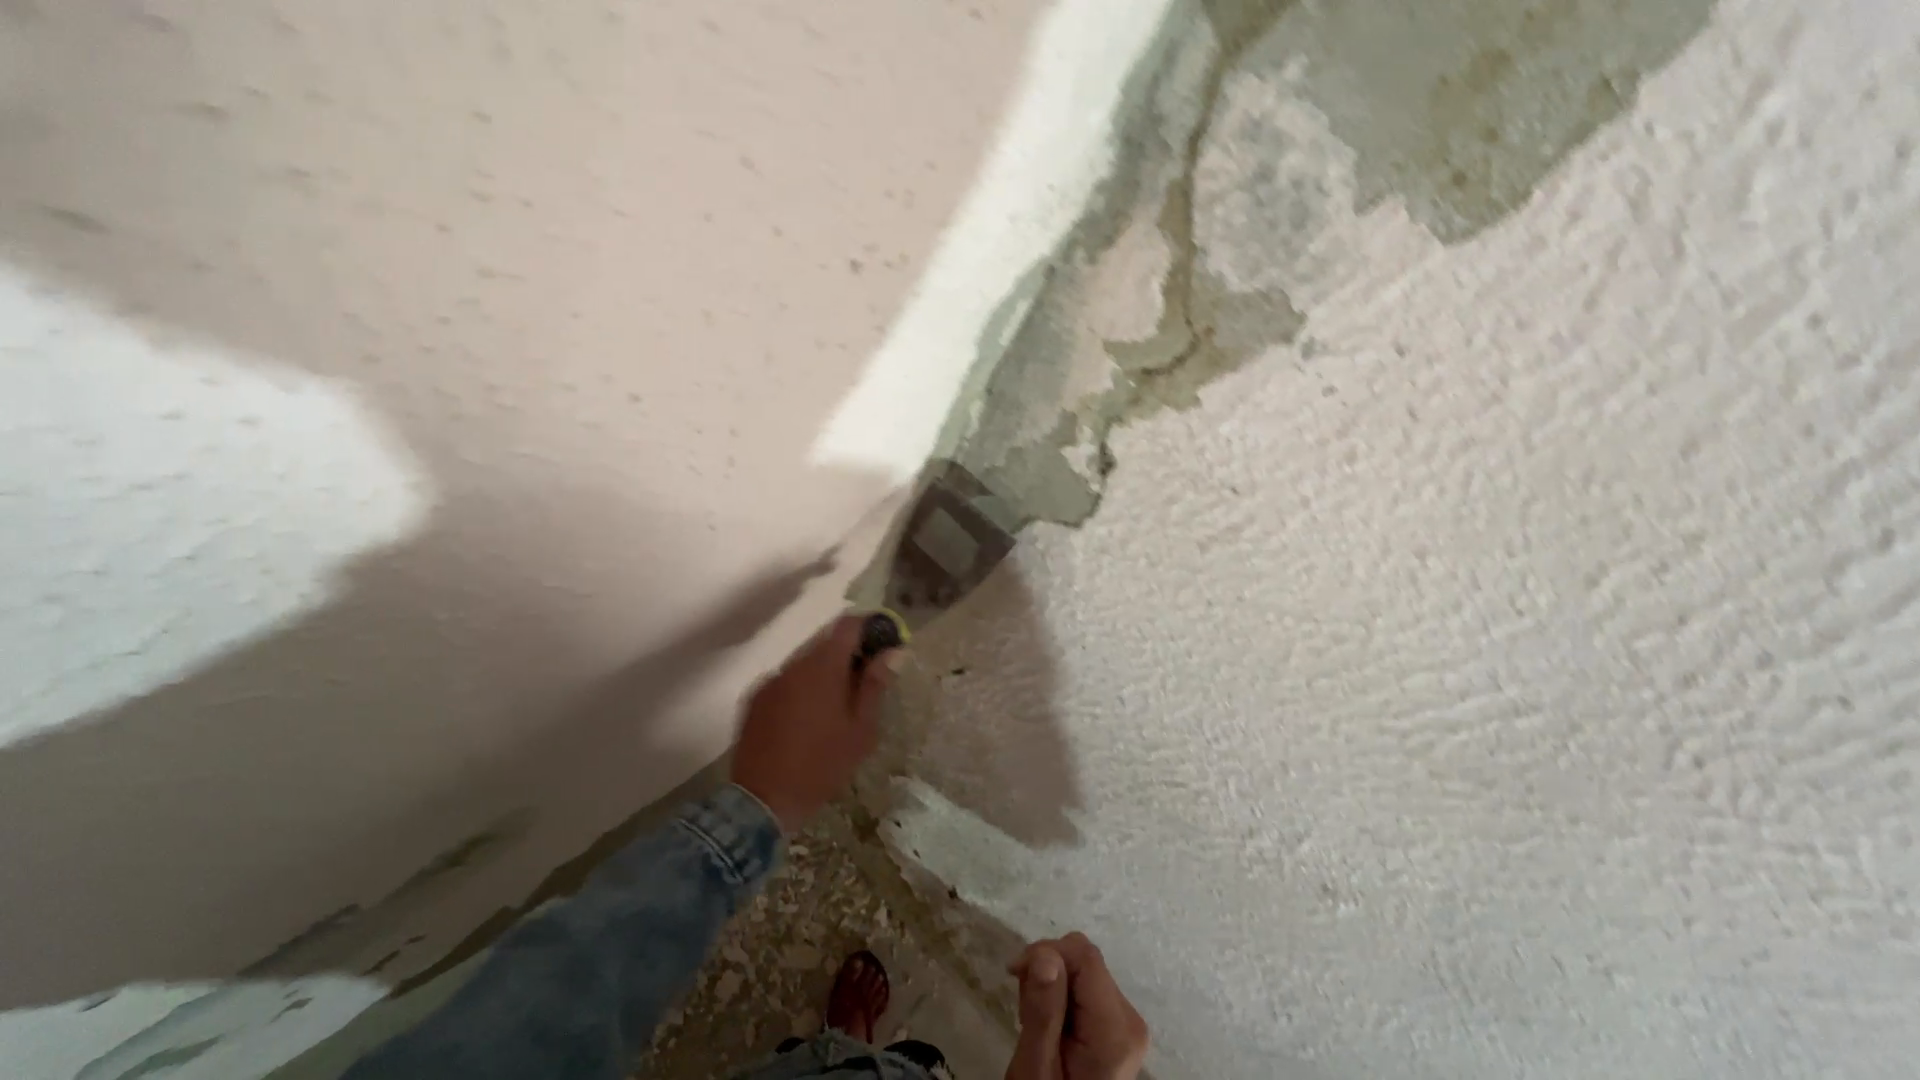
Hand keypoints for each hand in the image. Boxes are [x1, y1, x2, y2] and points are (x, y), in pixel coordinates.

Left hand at [730, 613, 899, 833]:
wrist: (763, 800)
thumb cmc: (822, 765)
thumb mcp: (860, 730)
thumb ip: (874, 685)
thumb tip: (893, 652)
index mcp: (822, 668)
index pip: (847, 625)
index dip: (869, 626)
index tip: (885, 641)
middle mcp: (792, 665)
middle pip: (824, 642)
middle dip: (848, 652)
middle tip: (866, 677)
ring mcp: (770, 681)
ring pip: (803, 662)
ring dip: (823, 670)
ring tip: (838, 701)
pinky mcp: (754, 699)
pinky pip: (785, 681)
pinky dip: (801, 687)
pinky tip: (808, 716)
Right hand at [1005, 933, 1148, 1079]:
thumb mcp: (1036, 1067)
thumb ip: (1043, 1011)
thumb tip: (1045, 955)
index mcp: (1115, 1029)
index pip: (1084, 955)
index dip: (1046, 953)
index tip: (1013, 974)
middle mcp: (1130, 1019)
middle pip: (1084, 960)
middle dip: (1046, 972)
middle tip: (1023, 1011)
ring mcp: (1126, 1023)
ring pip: (1083, 971)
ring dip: (1050, 985)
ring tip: (1035, 1023)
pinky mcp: (1118, 1027)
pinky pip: (1086, 989)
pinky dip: (1060, 997)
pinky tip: (1049, 1026)